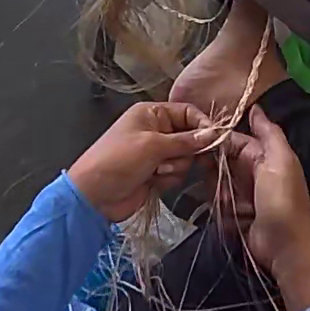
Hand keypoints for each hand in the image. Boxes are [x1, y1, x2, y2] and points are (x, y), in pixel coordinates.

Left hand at [68, 102, 218, 221]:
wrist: (93, 197)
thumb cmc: (118, 160)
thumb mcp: (152, 145)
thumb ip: (186, 140)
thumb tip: (214, 134)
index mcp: (151, 114)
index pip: (187, 113)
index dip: (202, 125)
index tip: (216, 139)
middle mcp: (156, 130)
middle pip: (190, 137)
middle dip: (184, 151)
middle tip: (171, 159)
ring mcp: (156, 153)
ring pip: (185, 158)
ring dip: (174, 167)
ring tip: (155, 171)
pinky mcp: (156, 173)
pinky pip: (176, 173)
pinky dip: (168, 178)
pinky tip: (152, 181)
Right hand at [220, 106, 309, 310]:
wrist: (286, 248)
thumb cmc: (283, 200)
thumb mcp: (281, 160)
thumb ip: (268, 132)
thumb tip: (255, 107)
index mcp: (264, 155)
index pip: (234, 140)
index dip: (218, 141)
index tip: (200, 142)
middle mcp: (252, 171)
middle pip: (222, 161)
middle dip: (216, 169)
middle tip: (222, 181)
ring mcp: (243, 193)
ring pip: (217, 182)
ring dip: (221, 193)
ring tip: (234, 204)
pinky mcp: (235, 214)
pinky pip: (218, 203)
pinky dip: (223, 209)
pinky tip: (233, 215)